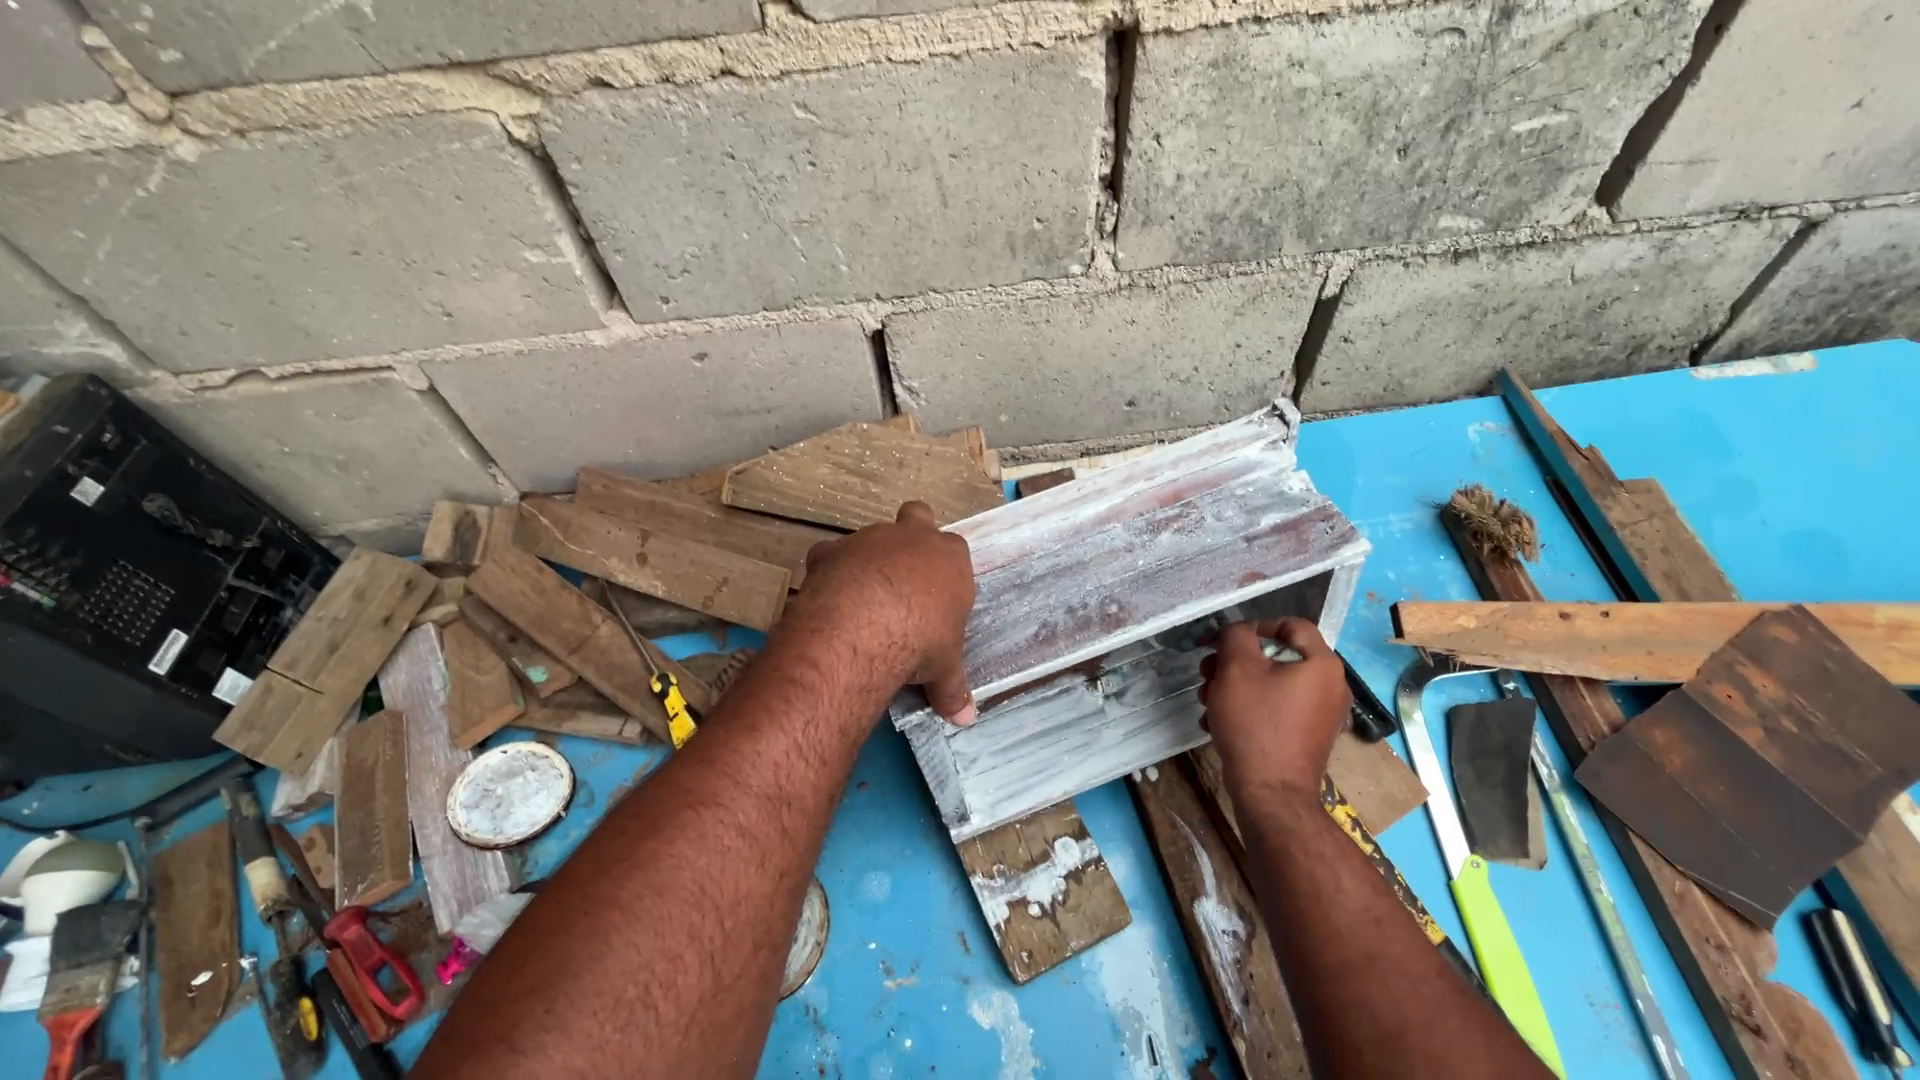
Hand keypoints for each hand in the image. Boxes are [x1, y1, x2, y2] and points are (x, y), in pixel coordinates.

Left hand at [786, 501, 977, 723]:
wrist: (864, 627)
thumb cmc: (922, 641)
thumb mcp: (944, 669)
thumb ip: (952, 688)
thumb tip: (965, 719)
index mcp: (950, 558)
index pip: (955, 549)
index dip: (945, 570)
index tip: (937, 597)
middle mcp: (912, 537)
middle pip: (918, 515)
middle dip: (912, 536)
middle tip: (904, 577)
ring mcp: (869, 538)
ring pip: (871, 536)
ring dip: (869, 560)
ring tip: (862, 602)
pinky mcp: (831, 549)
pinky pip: (831, 556)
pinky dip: (831, 573)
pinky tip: (830, 601)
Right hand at [1200, 617, 1349, 797]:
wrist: (1271, 793)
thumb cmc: (1255, 724)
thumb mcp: (1237, 669)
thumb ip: (1236, 636)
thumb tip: (1238, 631)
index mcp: (1322, 664)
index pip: (1292, 625)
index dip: (1255, 626)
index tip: (1224, 643)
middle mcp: (1330, 686)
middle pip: (1277, 656)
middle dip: (1236, 662)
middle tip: (1207, 673)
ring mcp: (1321, 714)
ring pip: (1272, 684)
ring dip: (1235, 686)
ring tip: (1208, 700)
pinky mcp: (1307, 737)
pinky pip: (1276, 709)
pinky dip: (1248, 709)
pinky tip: (1219, 722)